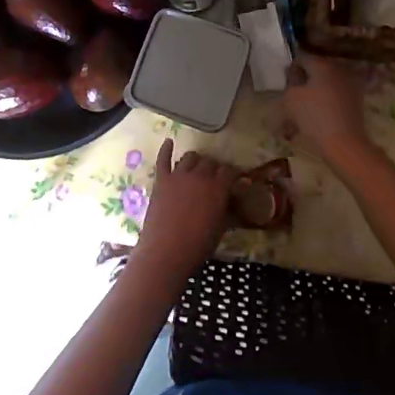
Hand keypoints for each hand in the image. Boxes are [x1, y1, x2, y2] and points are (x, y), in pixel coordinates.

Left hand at [130, 139, 235, 278]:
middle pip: (210, 162)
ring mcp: (178, 176)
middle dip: (214, 168)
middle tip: (214, 178)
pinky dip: (166, 149)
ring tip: (196, 167)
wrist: (165, 252)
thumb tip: (234, 200)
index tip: (233, 180)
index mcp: (218, 187)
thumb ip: (227, 209)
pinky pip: (163, 160)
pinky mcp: (161, 181)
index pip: (229, 171)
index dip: (232, 175)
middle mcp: (200, 176)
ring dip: (196, 161)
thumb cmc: (198, 245)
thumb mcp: (220, 228)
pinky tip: (169, 142)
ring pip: (190, 157)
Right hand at [283, 53, 370, 158]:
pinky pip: (334, 99)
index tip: (284, 85)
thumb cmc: (314, 117)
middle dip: (302, 84)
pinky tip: (315, 120)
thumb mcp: (290, 99)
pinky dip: (324, 105)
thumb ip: (289, 84)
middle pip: (315, 73)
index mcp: (323, 65)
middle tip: (291, 100)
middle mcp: (339, 71)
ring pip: (325, 87)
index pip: (302, 60)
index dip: (290, 71)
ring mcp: (350, 86)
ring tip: (301, 114)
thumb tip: (292, 79)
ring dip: (313, 96)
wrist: (344, 144)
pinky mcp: (356, 102)